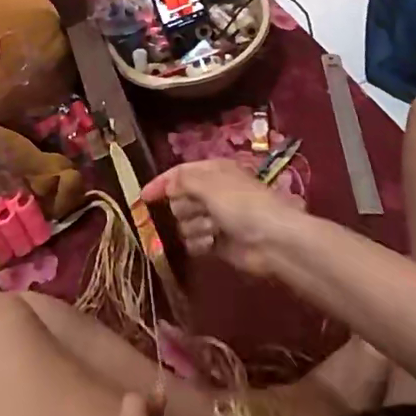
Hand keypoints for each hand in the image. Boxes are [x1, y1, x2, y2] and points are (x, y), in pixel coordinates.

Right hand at [141, 159, 303, 275]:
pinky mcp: (216, 242)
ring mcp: (215, 218)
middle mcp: (212, 192)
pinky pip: (194, 242)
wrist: (271, 240)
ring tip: (212, 230)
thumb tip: (167, 185)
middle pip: (179, 199)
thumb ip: (183, 182)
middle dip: (184, 207)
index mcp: (213, 172)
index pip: (180, 173)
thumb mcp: (210, 185)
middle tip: (199, 210)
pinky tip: (212, 243)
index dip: (161, 183)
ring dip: (195, 227)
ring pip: (185, 223)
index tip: (143, 197)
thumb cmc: (242, 205)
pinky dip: (200, 243)